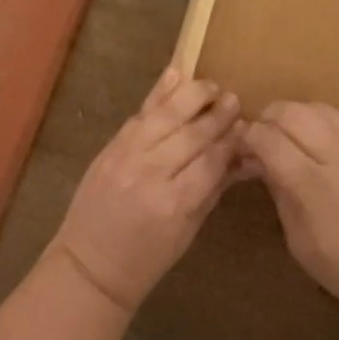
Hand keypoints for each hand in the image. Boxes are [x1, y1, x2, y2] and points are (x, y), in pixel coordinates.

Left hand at [49, 68, 243, 311]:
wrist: (90, 264)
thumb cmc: (147, 259)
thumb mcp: (188, 231)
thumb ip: (214, 189)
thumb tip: (245, 159)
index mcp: (175, 203)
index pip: (212, 161)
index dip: (232, 140)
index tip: (248, 125)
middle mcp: (151, 173)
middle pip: (191, 134)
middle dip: (216, 114)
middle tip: (234, 98)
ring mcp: (127, 156)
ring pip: (164, 116)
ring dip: (191, 96)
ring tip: (210, 85)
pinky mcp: (110, 146)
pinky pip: (138, 115)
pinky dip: (157, 94)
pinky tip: (175, 75)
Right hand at [242, 101, 338, 328]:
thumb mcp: (300, 243)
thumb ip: (279, 195)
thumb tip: (261, 162)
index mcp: (311, 185)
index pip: (268, 140)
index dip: (249, 136)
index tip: (242, 144)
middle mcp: (335, 155)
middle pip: (290, 112)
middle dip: (268, 118)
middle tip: (262, 136)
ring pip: (315, 107)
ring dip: (294, 115)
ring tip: (289, 135)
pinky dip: (320, 120)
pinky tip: (319, 139)